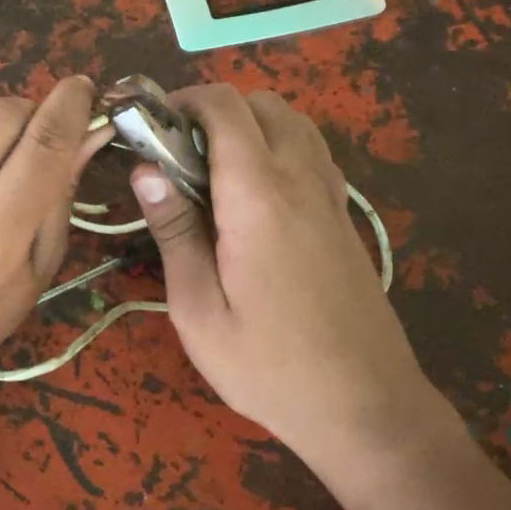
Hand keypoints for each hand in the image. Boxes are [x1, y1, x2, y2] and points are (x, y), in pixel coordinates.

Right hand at [129, 84, 460, 468]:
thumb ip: (173, 231)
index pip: (224, 109)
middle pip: (262, 103)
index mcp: (258, 198)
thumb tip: (145, 170)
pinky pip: (311, 153)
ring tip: (207, 172)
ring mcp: (331, 197)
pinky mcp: (343, 218)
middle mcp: (301, 181)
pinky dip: (276, 147)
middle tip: (173, 155)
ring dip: (248, 125)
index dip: (181, 102)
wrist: (365, 407)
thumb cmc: (267, 365)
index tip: (147, 129)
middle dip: (212, 110)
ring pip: (293, 122)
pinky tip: (249, 196)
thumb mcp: (198, 308)